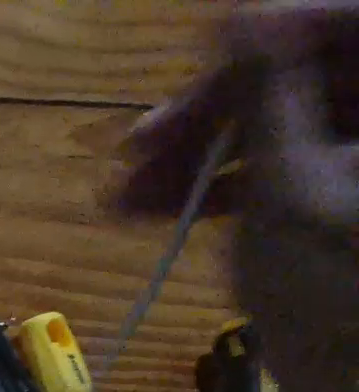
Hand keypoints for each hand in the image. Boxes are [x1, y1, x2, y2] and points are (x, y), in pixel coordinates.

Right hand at [116, 4, 358, 391]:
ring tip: (125, 197)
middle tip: (131, 153)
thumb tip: (239, 12)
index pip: (355, 20)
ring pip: (291, 117)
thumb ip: (269, 94)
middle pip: (318, 69)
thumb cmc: (336, 294)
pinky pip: (289, 157)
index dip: (275, 32)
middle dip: (218, 110)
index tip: (195, 60)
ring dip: (202, 153)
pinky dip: (224, 179)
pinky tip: (159, 207)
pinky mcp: (356, 181)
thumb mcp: (287, 191)